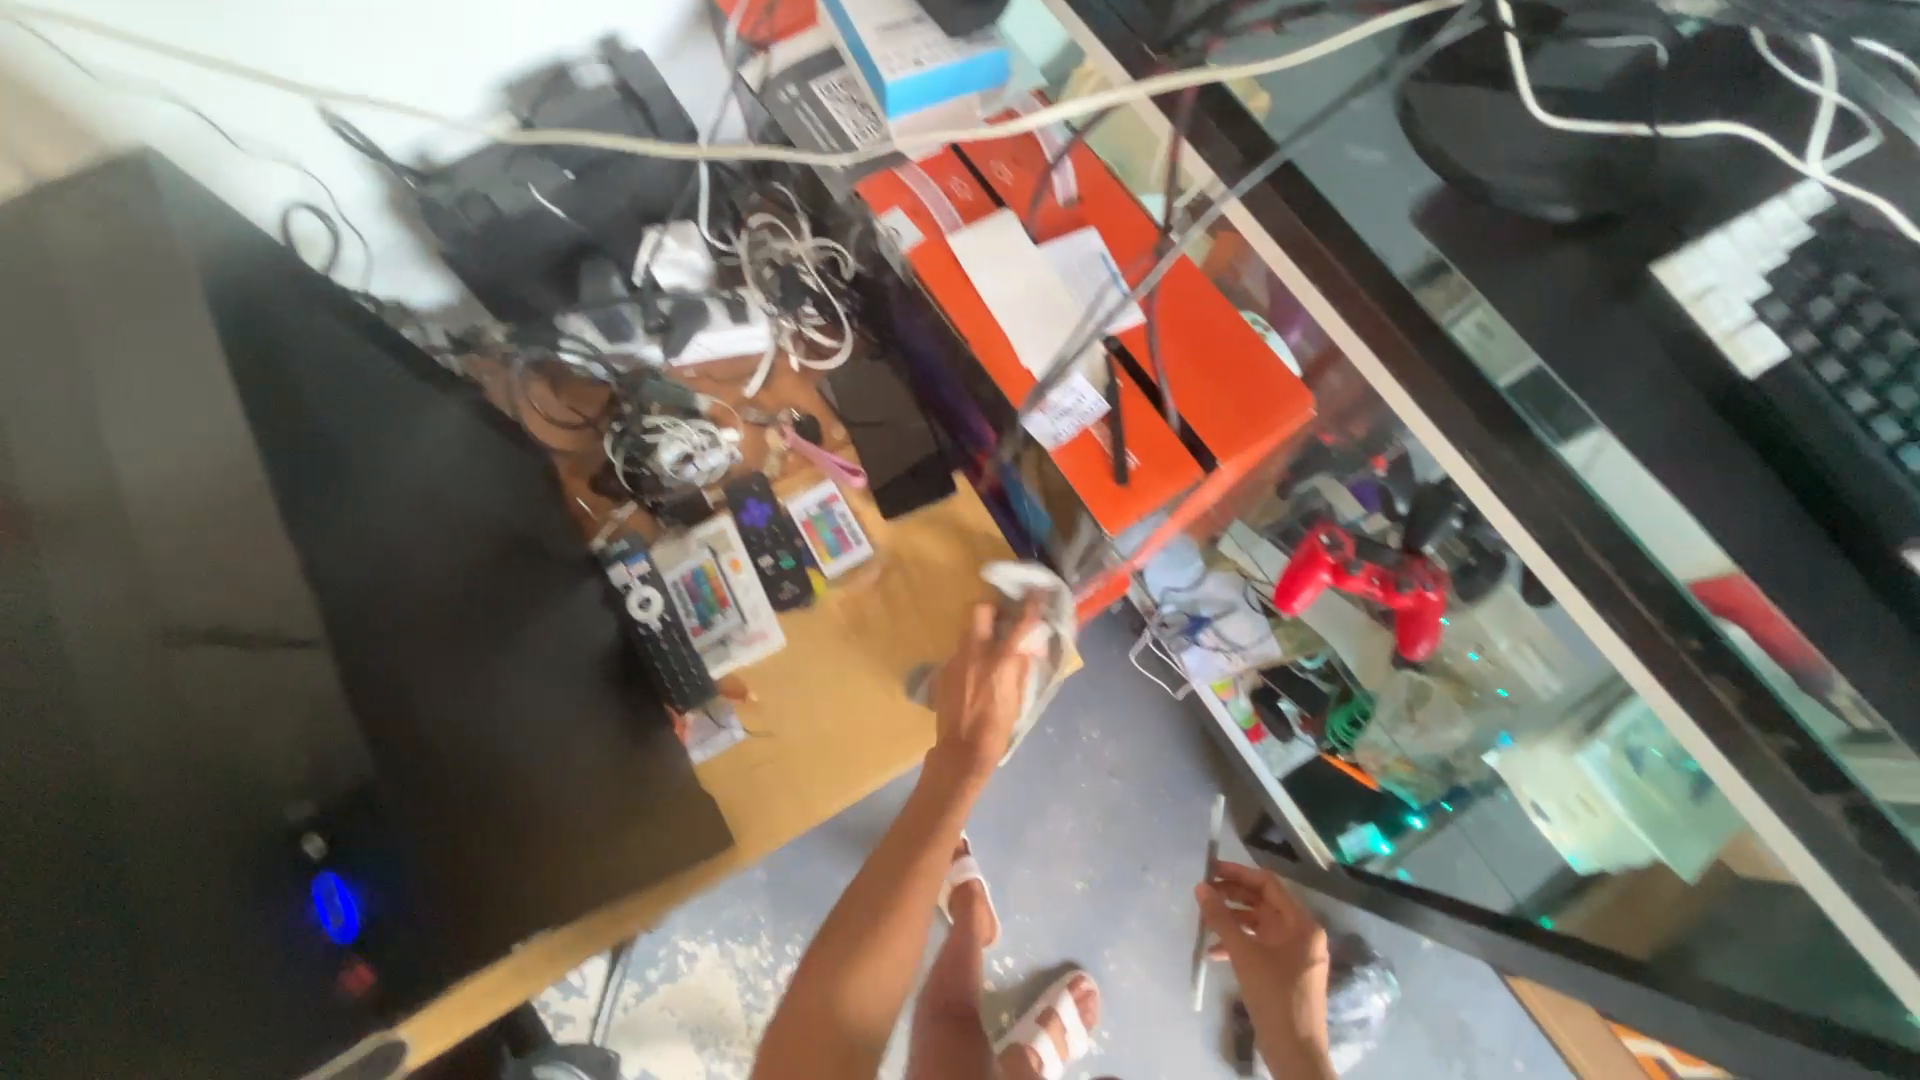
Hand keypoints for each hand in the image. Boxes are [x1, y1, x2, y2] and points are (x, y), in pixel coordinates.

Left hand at [929, 598, 1041, 777]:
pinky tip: (974, 674)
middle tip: (1002, 620)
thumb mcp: (1018, 699)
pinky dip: (970, 657)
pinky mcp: (943, 671)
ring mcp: (955, 660)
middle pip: (980, 612)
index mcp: (1000, 662)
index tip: (1035, 593)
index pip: (1020, 625)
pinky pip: (959, 654)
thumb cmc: (997, 730)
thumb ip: (1021, 668)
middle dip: (992, 610)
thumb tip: (1027, 648)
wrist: (961, 752)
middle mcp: (975, 654)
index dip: (1030, 606)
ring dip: (981, 635)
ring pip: (968, 633)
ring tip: (989, 651)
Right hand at [1196, 862, 1334, 1075]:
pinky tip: (1214, 952)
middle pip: (1264, 903)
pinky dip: (1239, 943)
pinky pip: (1261, 945)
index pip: (1268, 884)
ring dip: (1233, 920)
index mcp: (1301, 923)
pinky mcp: (1287, 971)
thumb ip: (1221, 917)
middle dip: (1232, 896)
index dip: (1238, 874)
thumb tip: (1201, 887)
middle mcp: (1302, 933)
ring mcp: (1295, 953)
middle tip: (1203, 892)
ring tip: (1205, 920)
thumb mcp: (1243, 953)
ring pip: (1260, 925)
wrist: (1295, 1051)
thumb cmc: (1274, 995)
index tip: (1211, 870)